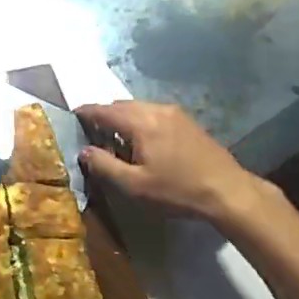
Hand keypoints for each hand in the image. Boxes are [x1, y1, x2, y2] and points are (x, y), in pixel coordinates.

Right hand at [76, 101, 269, 226]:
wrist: (229, 193)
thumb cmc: (176, 190)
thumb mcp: (133, 184)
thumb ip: (103, 165)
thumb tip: (83, 150)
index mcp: (143, 123)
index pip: (104, 110)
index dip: (84, 113)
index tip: (70, 118)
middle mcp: (159, 111)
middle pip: (121, 105)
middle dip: (102, 116)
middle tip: (88, 133)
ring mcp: (176, 115)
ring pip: (138, 108)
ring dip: (121, 119)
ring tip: (111, 138)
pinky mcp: (188, 123)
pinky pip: (153, 114)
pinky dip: (138, 121)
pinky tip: (138, 141)